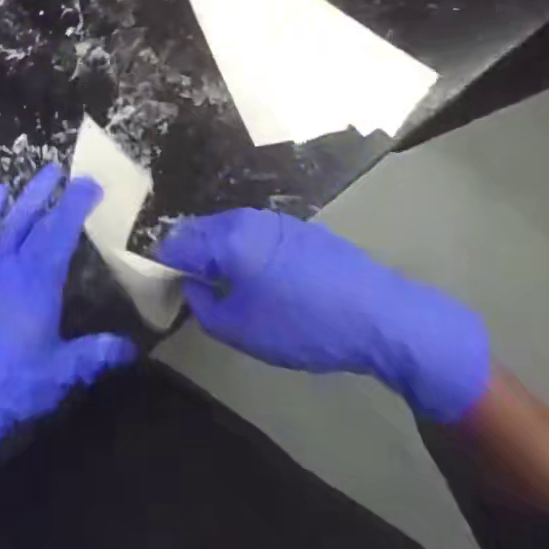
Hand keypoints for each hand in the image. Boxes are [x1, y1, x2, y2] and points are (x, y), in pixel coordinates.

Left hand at [0, 165, 138, 516]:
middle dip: (51, 192)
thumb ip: (97, 353)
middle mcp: (12, 264)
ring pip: (8, 221)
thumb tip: (132, 347)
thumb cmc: (16, 380)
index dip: (76, 205)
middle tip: (67, 171)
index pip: (60, 231)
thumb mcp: (64, 369)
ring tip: (40, 176)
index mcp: (38, 280)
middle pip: (33, 218)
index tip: (91, 184)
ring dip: (24, 196)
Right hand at [157, 209, 489, 422]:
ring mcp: (275, 220)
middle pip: (197, 231)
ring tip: (225, 285)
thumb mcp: (239, 329)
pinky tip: (260, 280)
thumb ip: (200, 305)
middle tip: (192, 289)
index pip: (172, 244)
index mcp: (225, 237)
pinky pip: (254, 235)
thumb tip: (192, 287)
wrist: (388, 320)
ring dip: (217, 253)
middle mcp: (245, 218)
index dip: (160, 267)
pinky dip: (244, 252)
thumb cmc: (304, 325)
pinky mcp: (300, 230)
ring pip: (226, 231)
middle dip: (187, 257)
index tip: (164, 289)